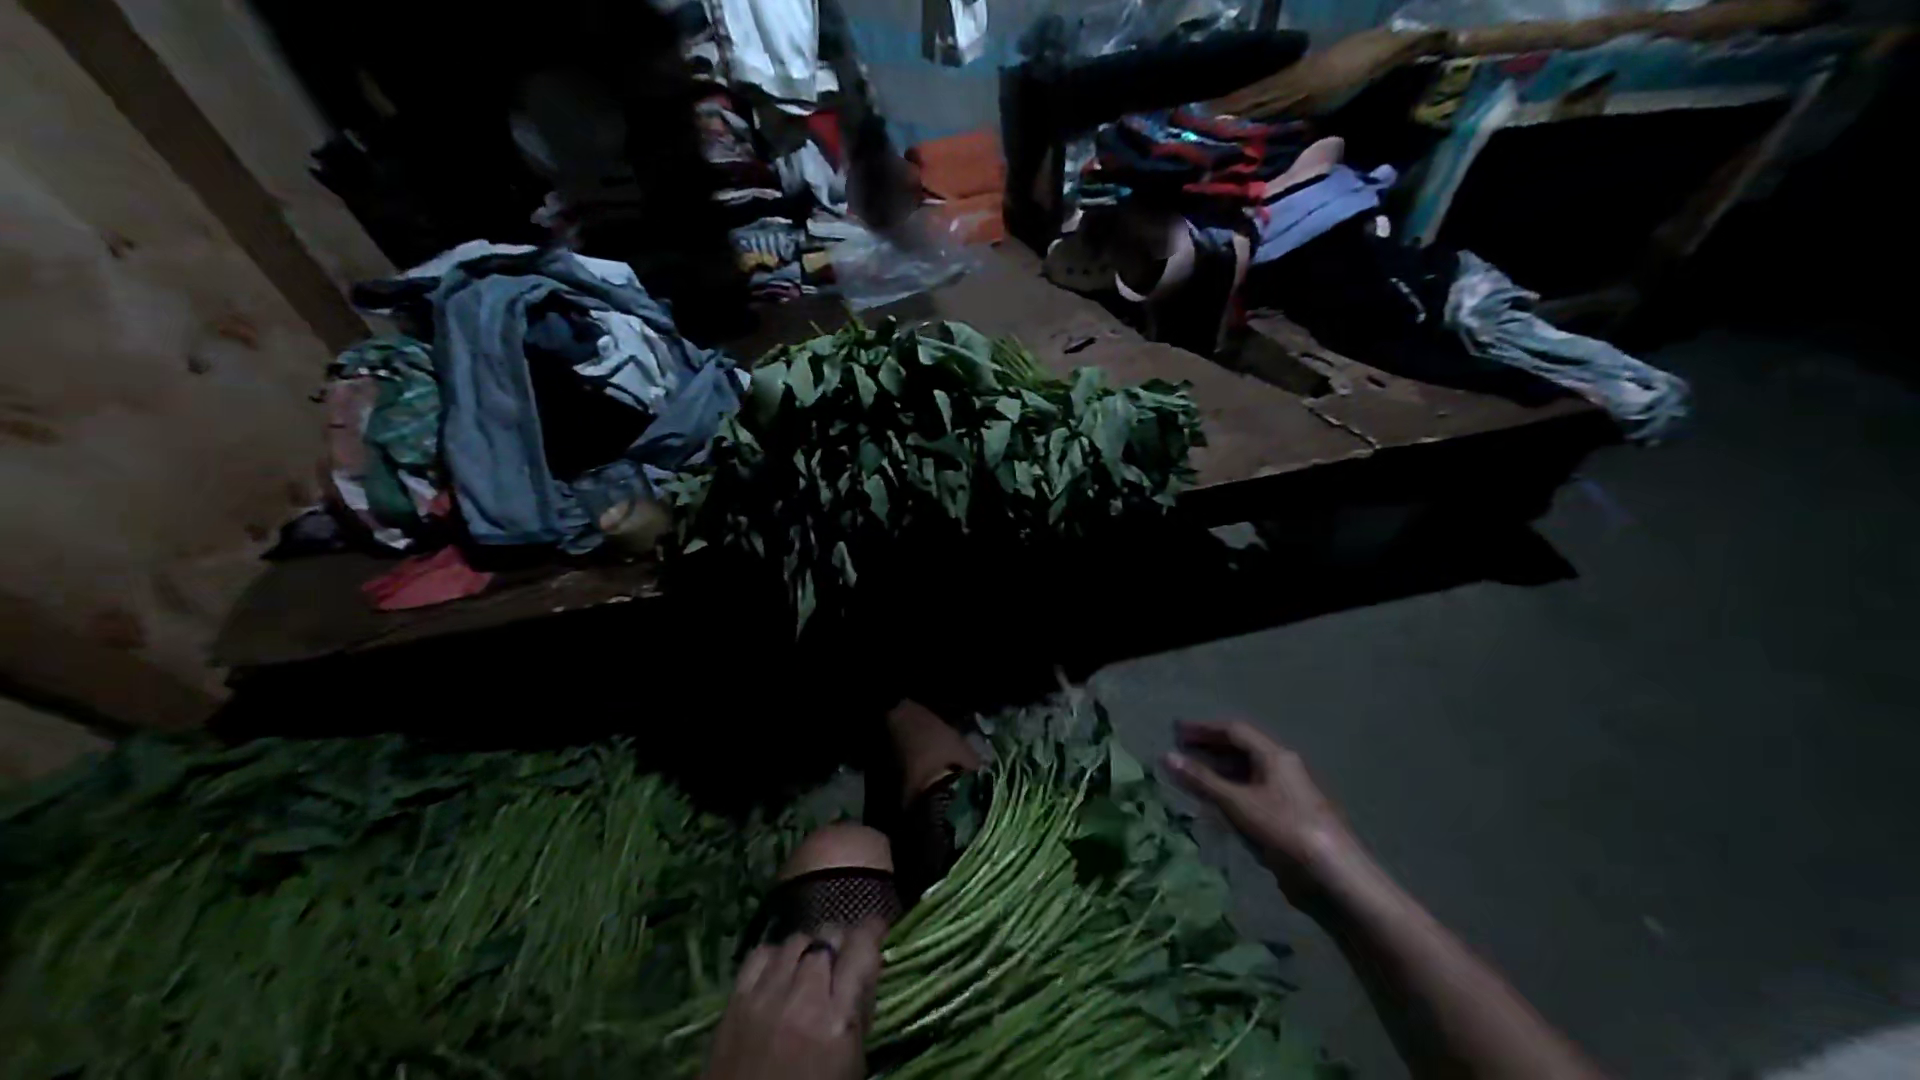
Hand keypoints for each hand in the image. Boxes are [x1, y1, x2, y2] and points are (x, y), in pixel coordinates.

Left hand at [702, 920, 885, 1079]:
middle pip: (827, 937)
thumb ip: (860, 1012)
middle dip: (840, 940)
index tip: (877, 928)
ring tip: (810, 964)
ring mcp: (766, 996)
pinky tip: (780, 971)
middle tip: (843, 953)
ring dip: (809, 948)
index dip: (872, 931)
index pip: (860, 950)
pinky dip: (776, 956)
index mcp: (837, 1022)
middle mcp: (803, 999)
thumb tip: (866, 968)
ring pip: (796, 940)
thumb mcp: (852, 1065)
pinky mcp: (736, 1001)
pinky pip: (761, 954)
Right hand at [1164, 720, 1356, 872]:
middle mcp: (1282, 768)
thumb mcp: (1238, 802)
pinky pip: (1251, 793)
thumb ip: (1201, 780)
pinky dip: (1229, 792)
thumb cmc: (1285, 829)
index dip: (1203, 729)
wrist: (1335, 877)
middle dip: (1209, 748)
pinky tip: (1214, 804)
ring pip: (1246, 773)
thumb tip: (1166, 756)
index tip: (1176, 732)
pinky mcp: (1287, 818)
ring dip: (1217, 771)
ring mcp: (1286, 793)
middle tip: (1179, 751)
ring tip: (1190, 776)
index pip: (1234, 730)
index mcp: (1275, 756)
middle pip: (1241, 749)